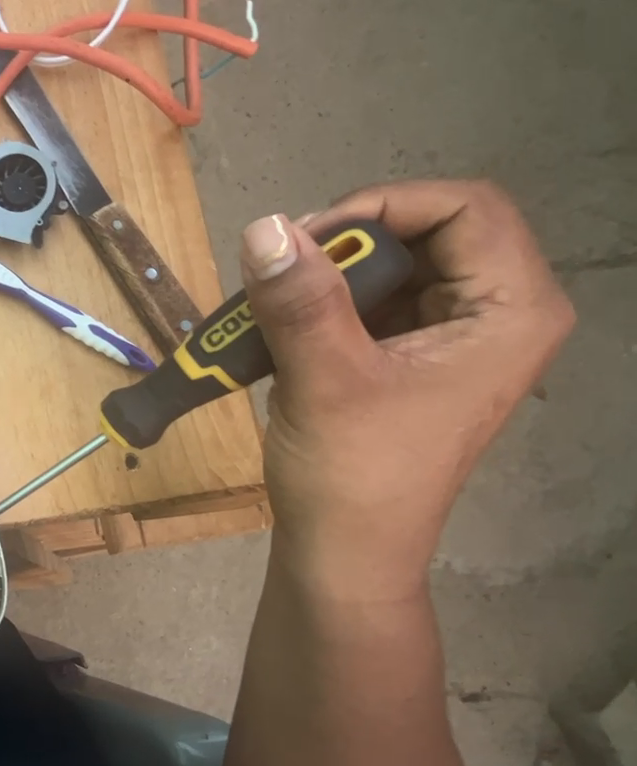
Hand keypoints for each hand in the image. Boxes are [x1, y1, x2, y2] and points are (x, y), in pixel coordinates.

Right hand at [240, 180, 574, 597]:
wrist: (343, 550)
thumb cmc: (351, 472)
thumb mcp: (324, 380)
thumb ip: (299, 302)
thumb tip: (263, 227)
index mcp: (509, 310)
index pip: (465, 211)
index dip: (383, 207)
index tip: (301, 239)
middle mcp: (494, 314)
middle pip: (430, 236)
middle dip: (347, 245)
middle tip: (277, 273)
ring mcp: (452, 340)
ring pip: (394, 273)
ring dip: (326, 281)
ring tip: (268, 306)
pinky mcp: (410, 363)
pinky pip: (372, 310)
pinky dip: (321, 311)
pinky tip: (279, 332)